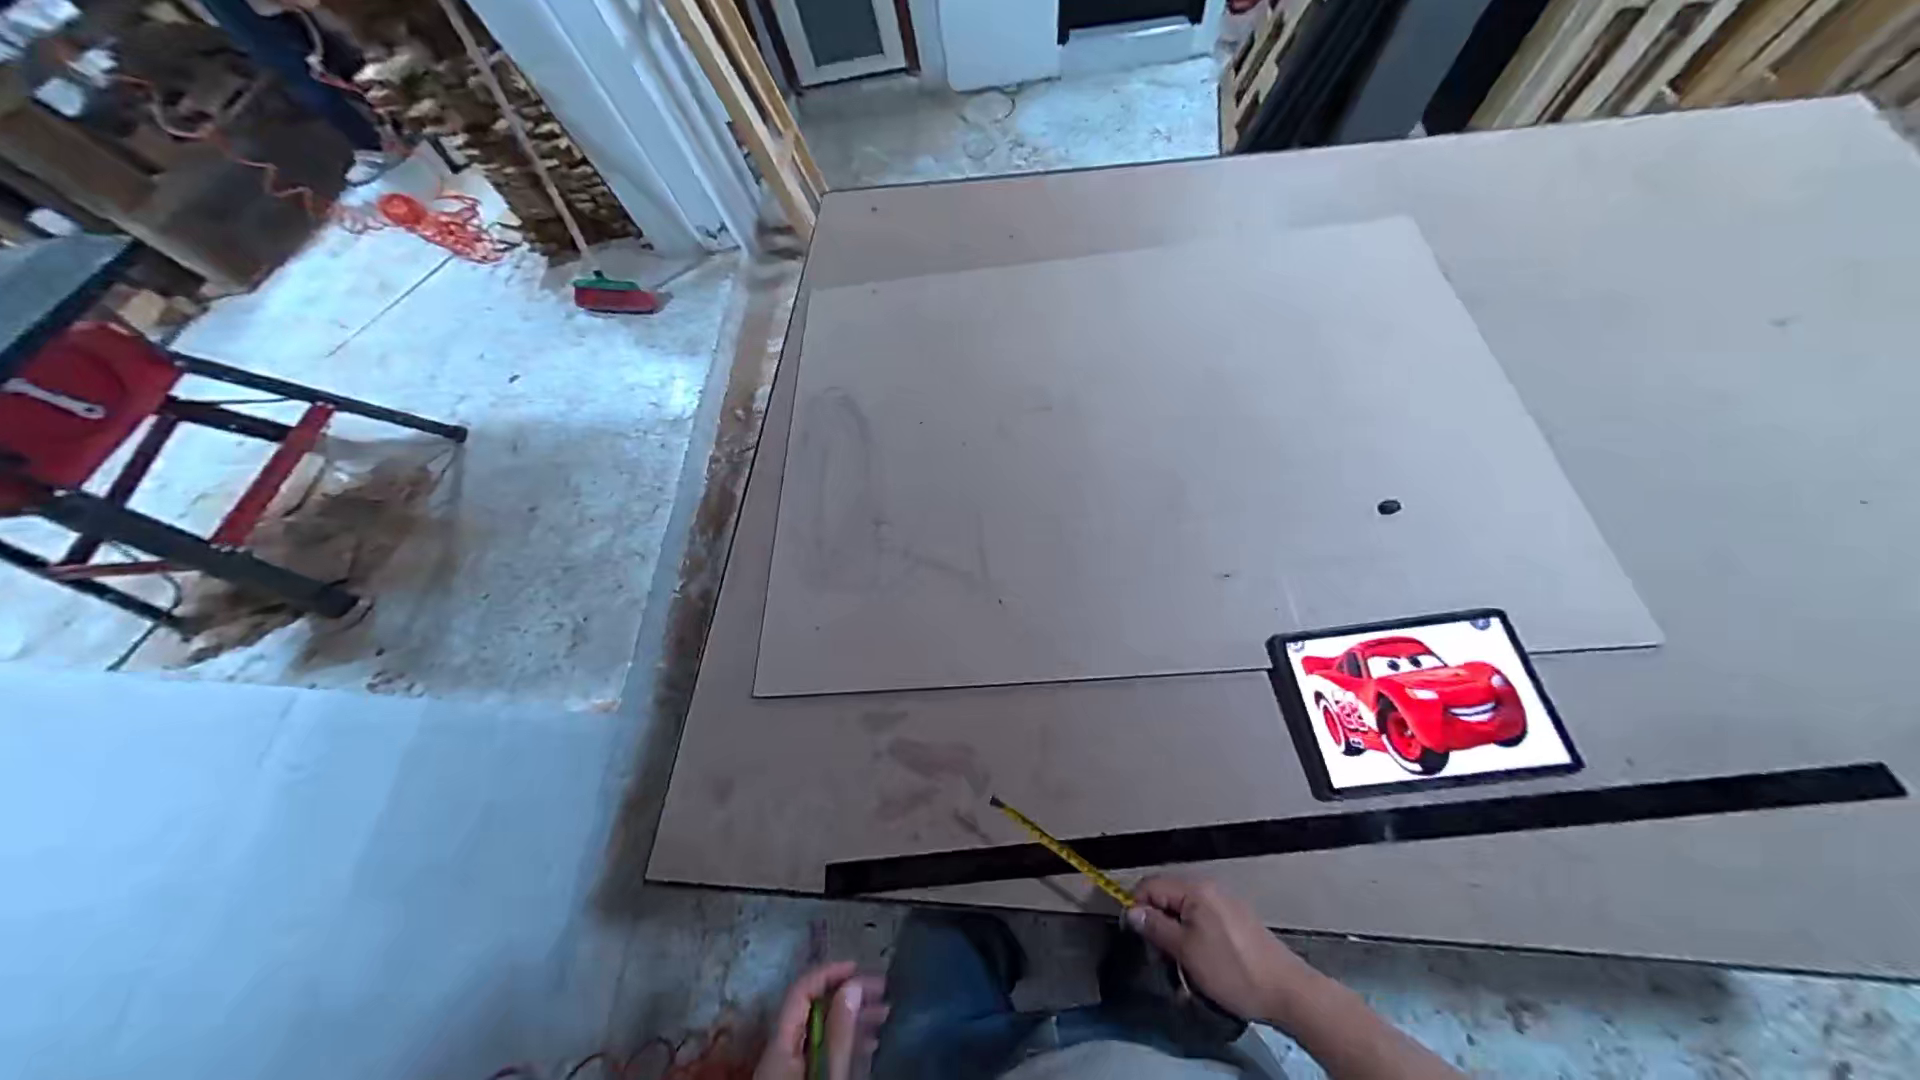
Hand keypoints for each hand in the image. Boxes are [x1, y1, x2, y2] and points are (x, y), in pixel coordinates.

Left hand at [753, 961, 888, 1079]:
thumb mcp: (829, 1079)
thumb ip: (839, 1035)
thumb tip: (852, 986)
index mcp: (779, 1047)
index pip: (800, 992)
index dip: (829, 973)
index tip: (862, 969)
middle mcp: (780, 1054)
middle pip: (811, 1009)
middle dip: (848, 995)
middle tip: (884, 994)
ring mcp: (788, 1073)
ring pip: (819, 1032)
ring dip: (852, 1019)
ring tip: (886, 1017)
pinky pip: (820, 1053)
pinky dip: (846, 1043)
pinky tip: (871, 1045)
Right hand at [1126, 875, 1324, 1024]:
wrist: (1288, 992)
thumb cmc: (1233, 971)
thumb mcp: (1186, 952)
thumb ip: (1155, 927)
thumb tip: (1131, 911)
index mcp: (1195, 889)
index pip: (1150, 885)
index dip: (1136, 907)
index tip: (1136, 936)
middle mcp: (1209, 888)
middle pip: (1167, 895)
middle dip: (1156, 921)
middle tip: (1158, 953)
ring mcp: (1225, 902)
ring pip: (1184, 909)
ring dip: (1174, 931)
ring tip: (1178, 960)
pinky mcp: (1236, 919)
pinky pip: (1202, 918)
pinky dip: (1192, 934)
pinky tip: (1199, 959)